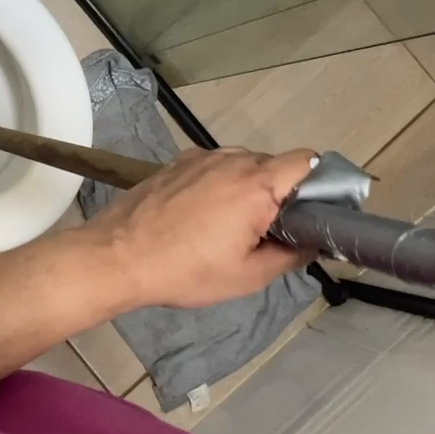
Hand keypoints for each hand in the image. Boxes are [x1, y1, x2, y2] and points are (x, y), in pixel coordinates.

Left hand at [80, 146, 318, 310]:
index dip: (318, 185)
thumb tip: (312, 242)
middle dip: (280, 193)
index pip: (306, 161)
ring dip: (247, 188)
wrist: (116, 256)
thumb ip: (290, 254)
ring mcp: (196, 158)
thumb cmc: (183, 270)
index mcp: (254, 183)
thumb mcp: (247, 275)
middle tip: (271, 231)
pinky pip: (211, 167)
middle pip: (273, 164)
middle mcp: (227, 160)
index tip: (313, 214)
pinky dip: (217, 184)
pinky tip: (202, 216)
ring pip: (240, 164)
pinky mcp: (173, 163)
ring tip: (231, 227)